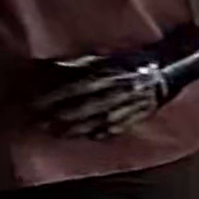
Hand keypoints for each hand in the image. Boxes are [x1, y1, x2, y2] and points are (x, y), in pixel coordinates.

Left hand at [32, 52, 169, 139]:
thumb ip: (78, 64)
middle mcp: (121, 91)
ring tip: (62, 135)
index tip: (34, 106)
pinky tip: (93, 137)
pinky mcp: (145, 113)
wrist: (164, 78)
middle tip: (42, 125)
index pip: (76, 88)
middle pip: (89, 106)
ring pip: (105, 118)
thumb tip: (50, 67)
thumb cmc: (126, 69)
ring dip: (83, 128)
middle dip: (64, 117)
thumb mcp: (103, 61)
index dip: (54, 98)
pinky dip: (109, 132)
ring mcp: (135, 104)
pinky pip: (126, 125)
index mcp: (109, 77)